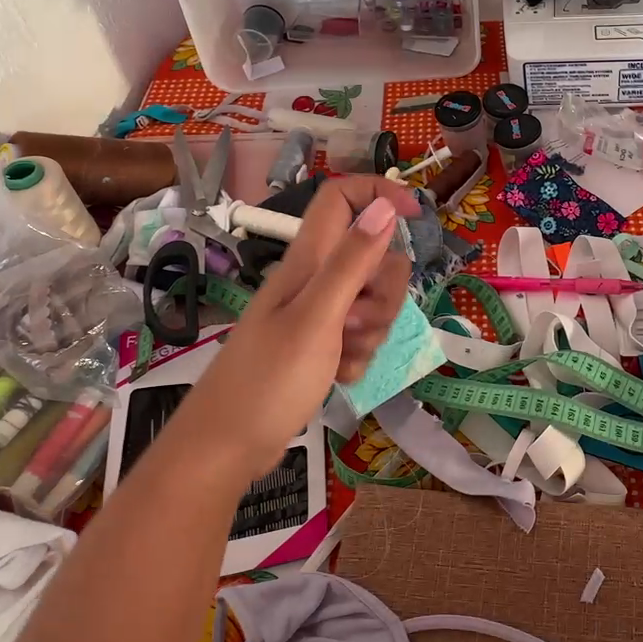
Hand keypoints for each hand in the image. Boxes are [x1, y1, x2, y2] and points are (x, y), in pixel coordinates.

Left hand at [199, 176, 418, 460]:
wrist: (227, 447)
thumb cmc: (268, 379)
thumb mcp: (319, 317)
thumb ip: (353, 261)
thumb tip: (385, 206)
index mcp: (309, 259)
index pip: (342, 197)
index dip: (379, 193)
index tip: (416, 216)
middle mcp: (315, 278)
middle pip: (375, 257)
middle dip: (385, 290)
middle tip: (357, 321)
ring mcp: (318, 313)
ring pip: (373, 300)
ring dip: (373, 330)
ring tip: (343, 355)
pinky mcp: (321, 345)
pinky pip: (361, 337)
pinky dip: (359, 356)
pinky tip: (339, 376)